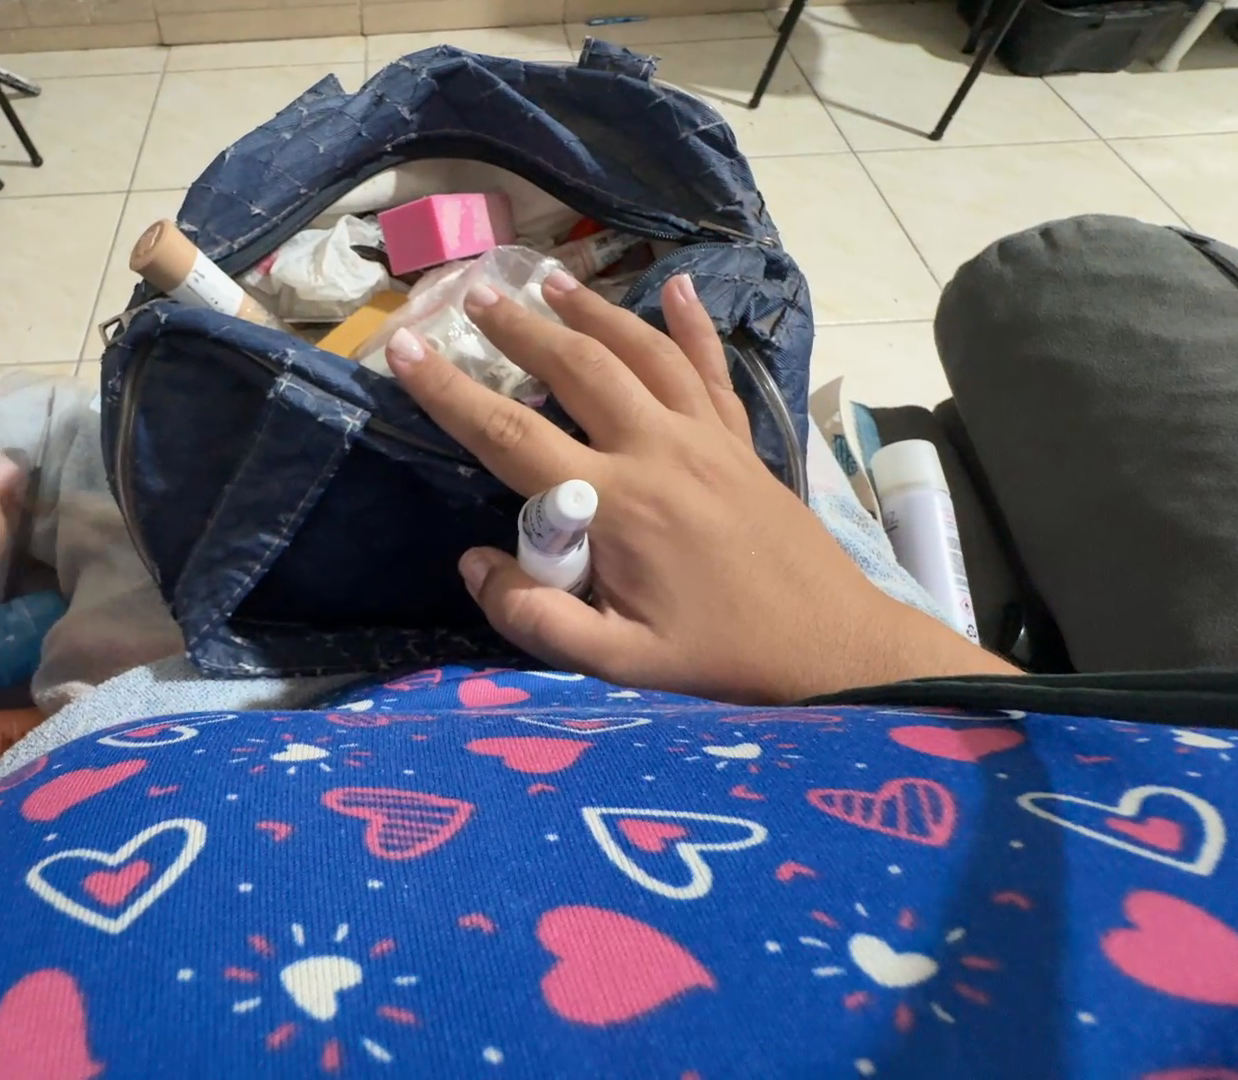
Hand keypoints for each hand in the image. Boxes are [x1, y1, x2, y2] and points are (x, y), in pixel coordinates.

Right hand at [384, 272, 1015, 703]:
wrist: (830, 647)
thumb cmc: (716, 655)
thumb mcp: (615, 662)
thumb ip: (535, 616)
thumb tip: (472, 562)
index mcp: (617, 505)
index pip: (512, 435)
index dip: (450, 392)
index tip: (407, 348)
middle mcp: (657, 450)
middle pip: (576, 370)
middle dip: (518, 328)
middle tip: (474, 294)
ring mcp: (704, 436)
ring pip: (639, 353)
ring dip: (589, 311)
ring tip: (546, 279)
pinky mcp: (737, 440)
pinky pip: (709, 368)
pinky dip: (689, 323)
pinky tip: (675, 285)